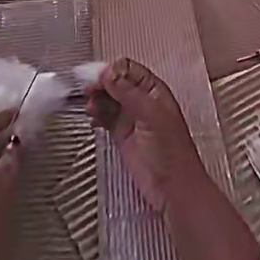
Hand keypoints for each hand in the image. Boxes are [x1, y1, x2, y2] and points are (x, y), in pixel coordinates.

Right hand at [84, 59, 205, 210]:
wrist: (172, 189)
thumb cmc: (171, 152)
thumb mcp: (151, 116)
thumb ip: (129, 93)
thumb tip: (108, 73)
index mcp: (153, 90)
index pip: (128, 69)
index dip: (112, 71)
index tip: (98, 79)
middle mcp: (141, 100)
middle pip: (115, 82)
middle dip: (100, 84)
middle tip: (88, 90)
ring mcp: (131, 117)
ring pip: (108, 98)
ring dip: (96, 98)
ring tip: (90, 107)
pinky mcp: (122, 134)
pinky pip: (105, 116)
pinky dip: (96, 114)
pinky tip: (92, 117)